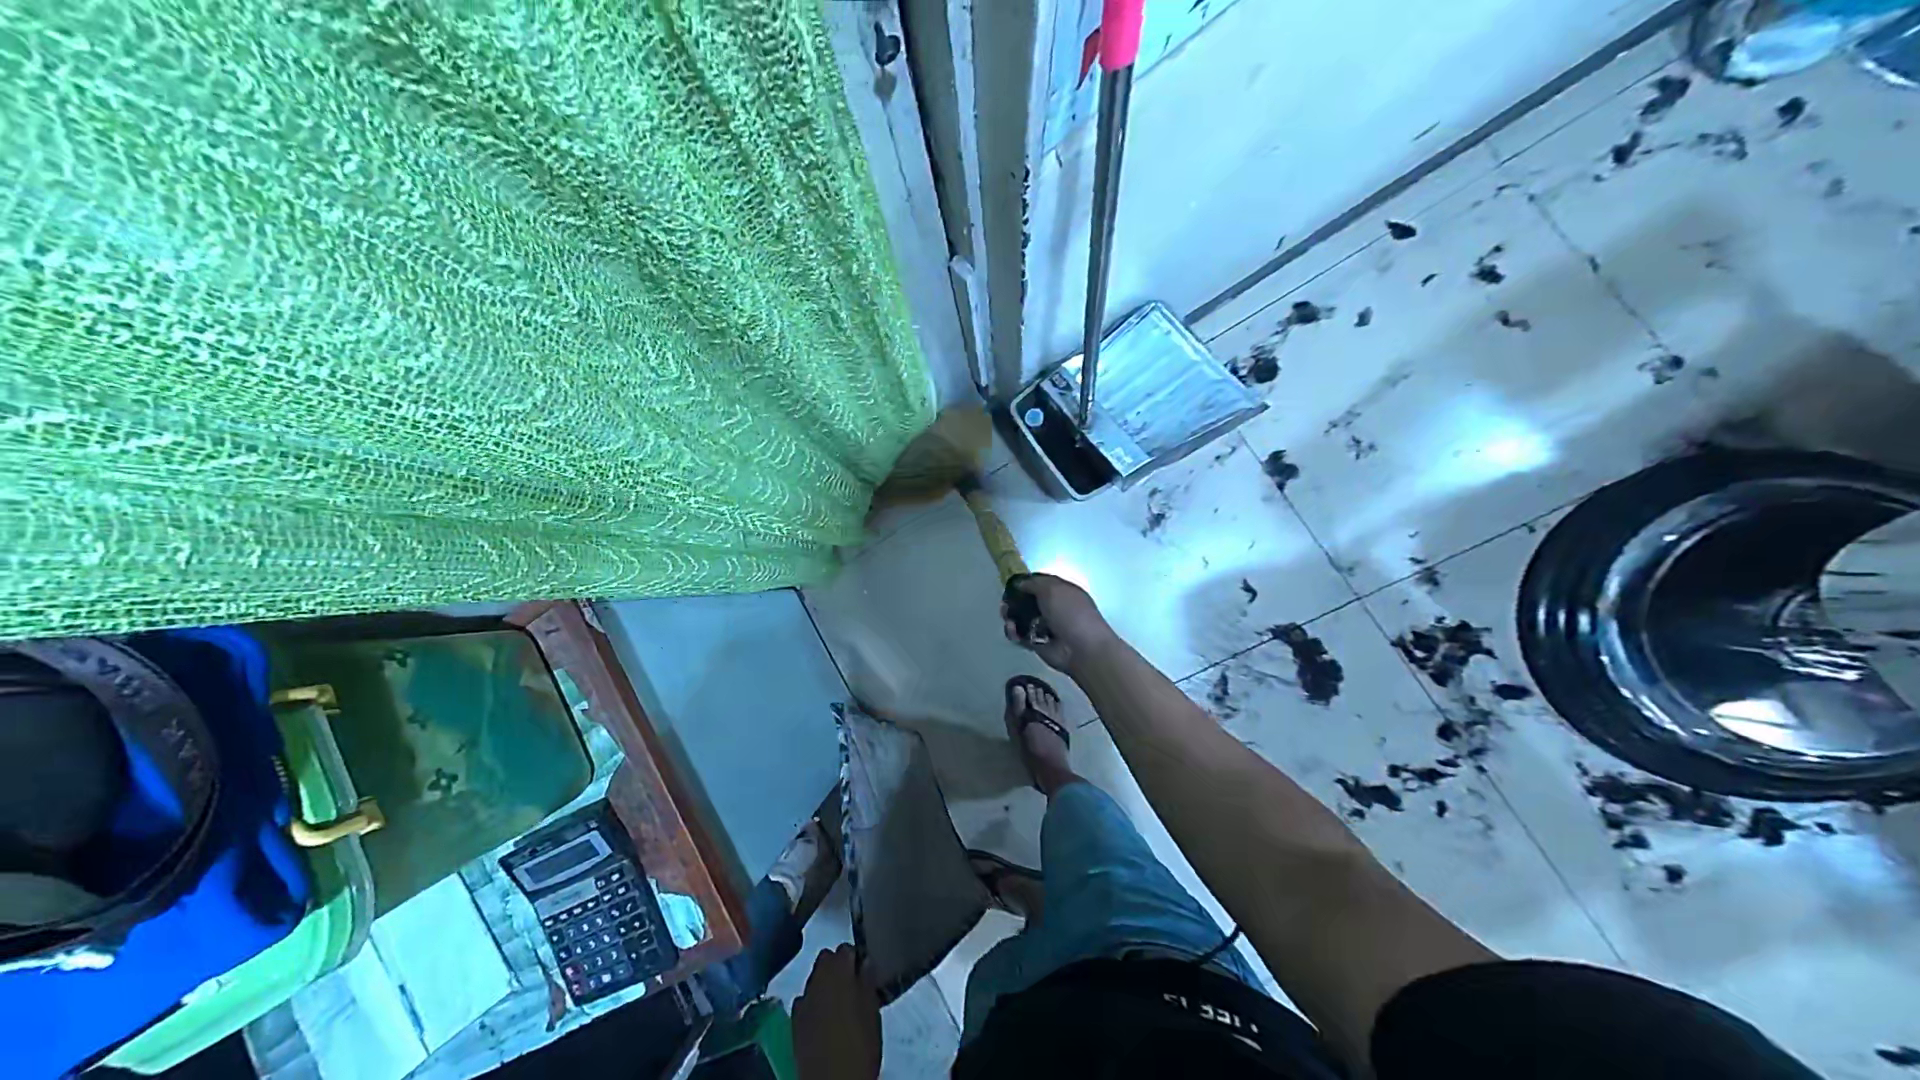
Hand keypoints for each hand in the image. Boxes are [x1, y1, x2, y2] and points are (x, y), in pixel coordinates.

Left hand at [792, 944, 880, 1079]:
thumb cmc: (860, 1046)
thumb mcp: (872, 1012)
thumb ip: (868, 982)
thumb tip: (865, 962)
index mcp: (837, 973)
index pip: (845, 950)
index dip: (855, 958)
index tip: (865, 971)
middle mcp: (816, 981)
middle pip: (825, 960)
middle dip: (838, 966)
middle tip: (854, 985)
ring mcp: (802, 1001)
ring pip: (814, 979)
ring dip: (825, 984)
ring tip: (841, 1004)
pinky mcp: (794, 1023)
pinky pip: (805, 1001)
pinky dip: (814, 1003)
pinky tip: (824, 1019)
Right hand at [1002, 573, 1119, 673]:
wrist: (1080, 648)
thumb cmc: (1070, 613)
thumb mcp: (1053, 589)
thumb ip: (1034, 583)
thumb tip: (1020, 583)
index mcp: (1062, 592)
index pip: (1041, 584)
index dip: (1026, 583)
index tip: (1012, 584)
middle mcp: (1053, 608)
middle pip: (1028, 602)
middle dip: (1014, 601)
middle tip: (1005, 603)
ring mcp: (1045, 626)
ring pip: (1021, 619)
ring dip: (1011, 616)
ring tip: (1006, 616)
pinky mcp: (1037, 643)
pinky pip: (1020, 635)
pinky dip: (1013, 633)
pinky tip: (1012, 630)